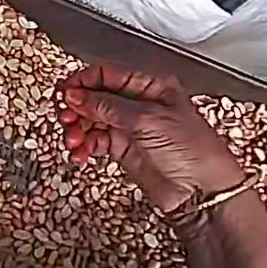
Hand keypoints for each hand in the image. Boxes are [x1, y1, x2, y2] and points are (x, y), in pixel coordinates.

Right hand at [58, 67, 244, 214]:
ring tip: (73, 141)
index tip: (64, 92)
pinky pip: (96, 142)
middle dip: (77, 107)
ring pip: (92, 121)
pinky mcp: (124, 150)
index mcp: (150, 86)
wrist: (202, 192)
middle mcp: (139, 104)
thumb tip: (75, 95)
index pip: (108, 75)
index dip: (83, 82)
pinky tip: (80, 154)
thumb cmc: (191, 150)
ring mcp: (130, 128)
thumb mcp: (146, 119)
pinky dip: (85, 146)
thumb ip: (107, 106)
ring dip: (78, 129)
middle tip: (65, 118)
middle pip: (96, 98)